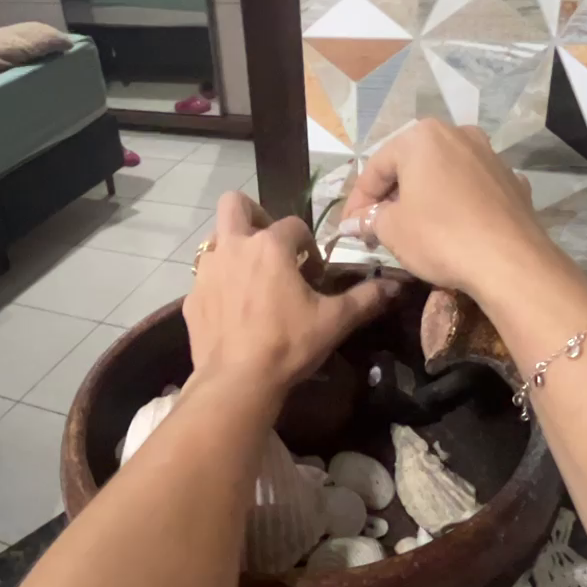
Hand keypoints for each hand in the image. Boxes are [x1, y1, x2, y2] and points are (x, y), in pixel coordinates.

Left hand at [184, 192, 397, 407]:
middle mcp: (233, 247)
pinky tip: (233, 310)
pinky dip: (219, 284)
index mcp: (270, 246)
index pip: (294, 225)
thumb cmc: (288, 345)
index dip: (309, 246)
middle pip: (235, 205)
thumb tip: (394, 287)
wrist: (237, 381)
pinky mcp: (192, 298)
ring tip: (252, 279)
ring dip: (234, 249)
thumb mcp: (334, 321)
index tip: (314, 274)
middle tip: (270, 247)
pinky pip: (205, 278)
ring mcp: (207, 272)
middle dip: (254, 216)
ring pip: (216, 239)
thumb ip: (365, 298)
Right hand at [338, 119, 563, 299]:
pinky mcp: (512, 182)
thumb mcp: (391, 230)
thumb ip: (369, 219)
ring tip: (411, 229)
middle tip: (375, 227)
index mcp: (422, 137)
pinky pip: (471, 190)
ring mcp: (490, 156)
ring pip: (443, 175)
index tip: (348, 227)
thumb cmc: (439, 237)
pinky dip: (455, 205)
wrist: (510, 262)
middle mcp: (458, 135)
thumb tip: (356, 221)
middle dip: (390, 196)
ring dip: (423, 198)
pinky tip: (450, 230)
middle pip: (411, 166)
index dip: (357, 201)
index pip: (376, 167)